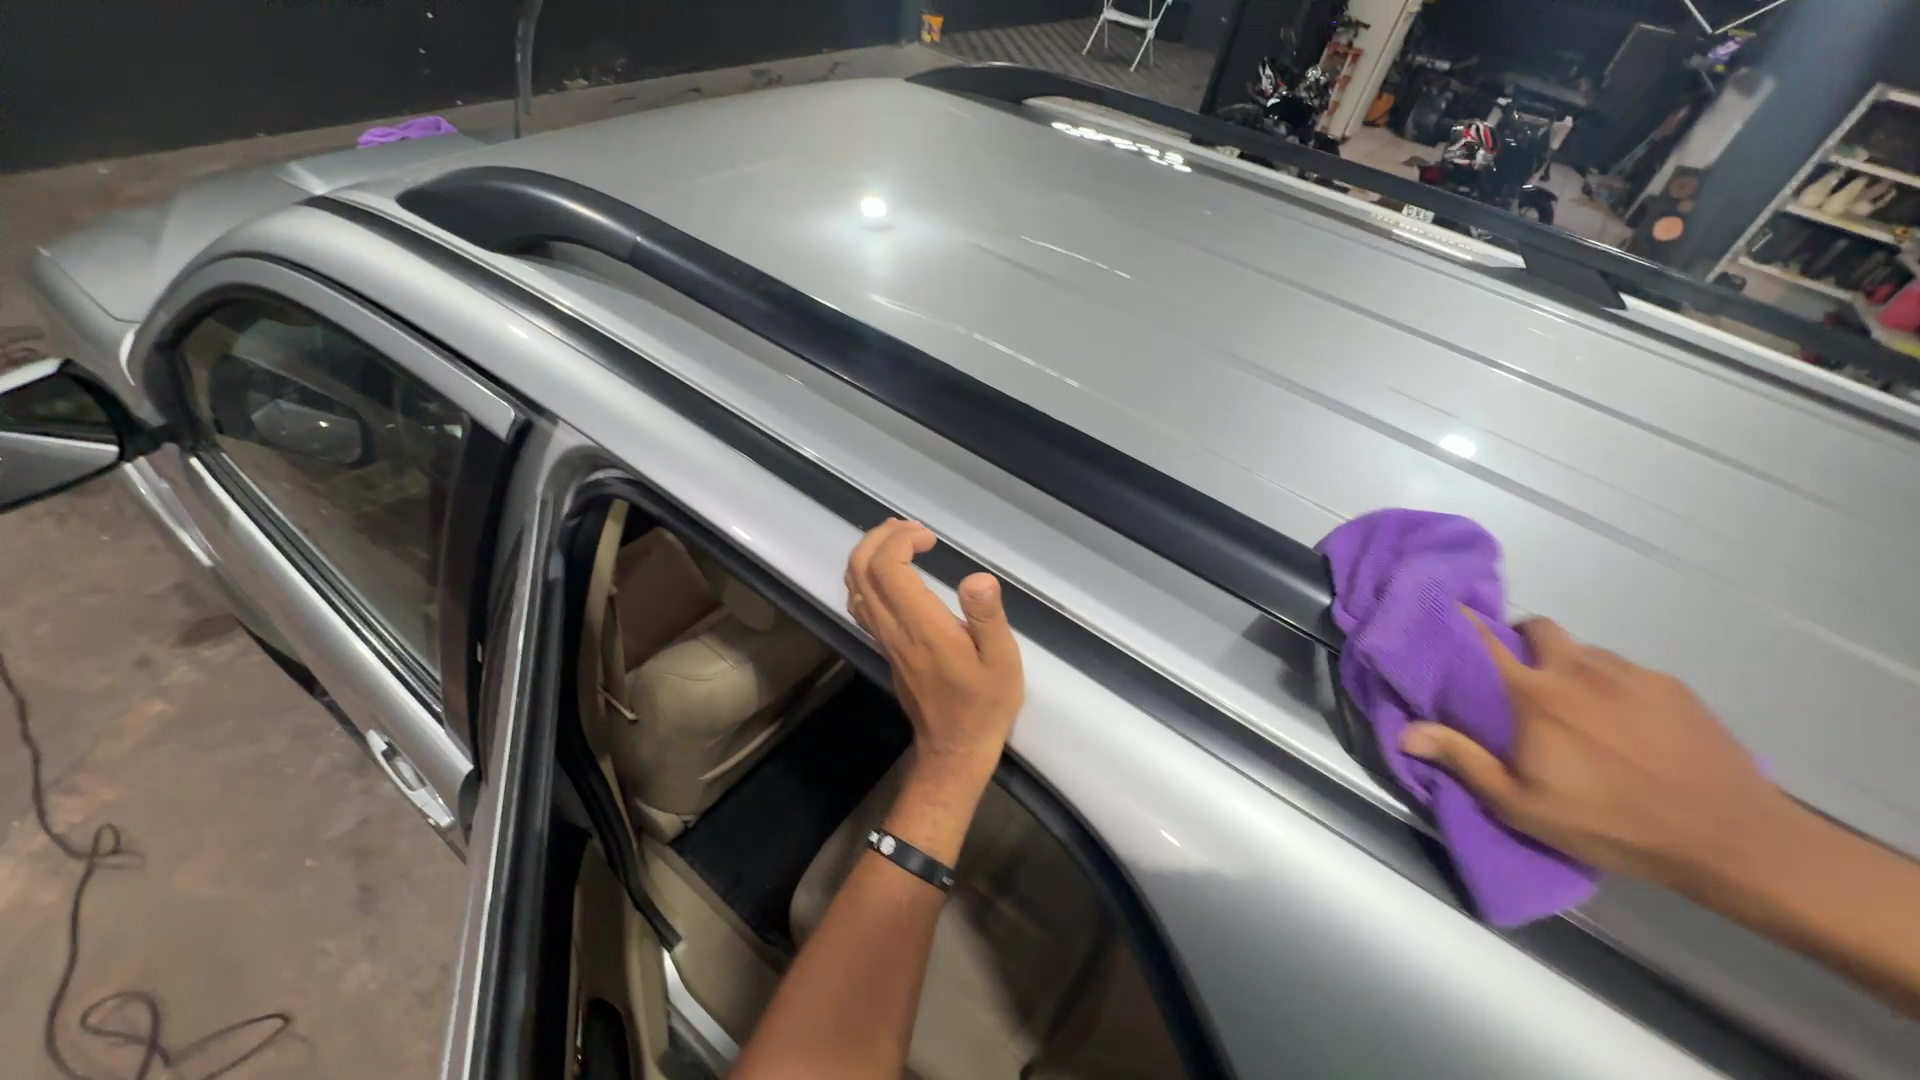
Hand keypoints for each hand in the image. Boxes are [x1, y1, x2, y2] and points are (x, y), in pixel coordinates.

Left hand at [845, 520, 1023, 781]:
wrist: (953, 749)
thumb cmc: (984, 705)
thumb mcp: (1002, 661)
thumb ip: (987, 618)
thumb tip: (977, 578)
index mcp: (921, 627)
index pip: (887, 568)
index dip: (900, 540)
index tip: (930, 537)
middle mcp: (893, 629)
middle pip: (860, 570)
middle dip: (880, 537)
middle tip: (913, 529)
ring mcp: (884, 639)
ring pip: (854, 586)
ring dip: (870, 553)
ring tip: (902, 540)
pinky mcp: (884, 647)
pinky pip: (861, 603)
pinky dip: (867, 575)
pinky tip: (892, 572)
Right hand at [1400, 613, 1782, 892]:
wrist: (1730, 837)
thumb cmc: (1611, 823)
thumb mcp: (1521, 805)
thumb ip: (1462, 760)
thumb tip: (1405, 731)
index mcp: (1534, 695)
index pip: (1484, 639)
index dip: (1460, 623)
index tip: (1446, 620)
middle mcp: (1578, 669)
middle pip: (1536, 629)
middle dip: (1520, 641)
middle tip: (1518, 677)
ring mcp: (1630, 674)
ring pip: (1583, 652)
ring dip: (1568, 667)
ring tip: (1578, 709)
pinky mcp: (1672, 687)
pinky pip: (1626, 672)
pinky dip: (1612, 686)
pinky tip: (1627, 726)